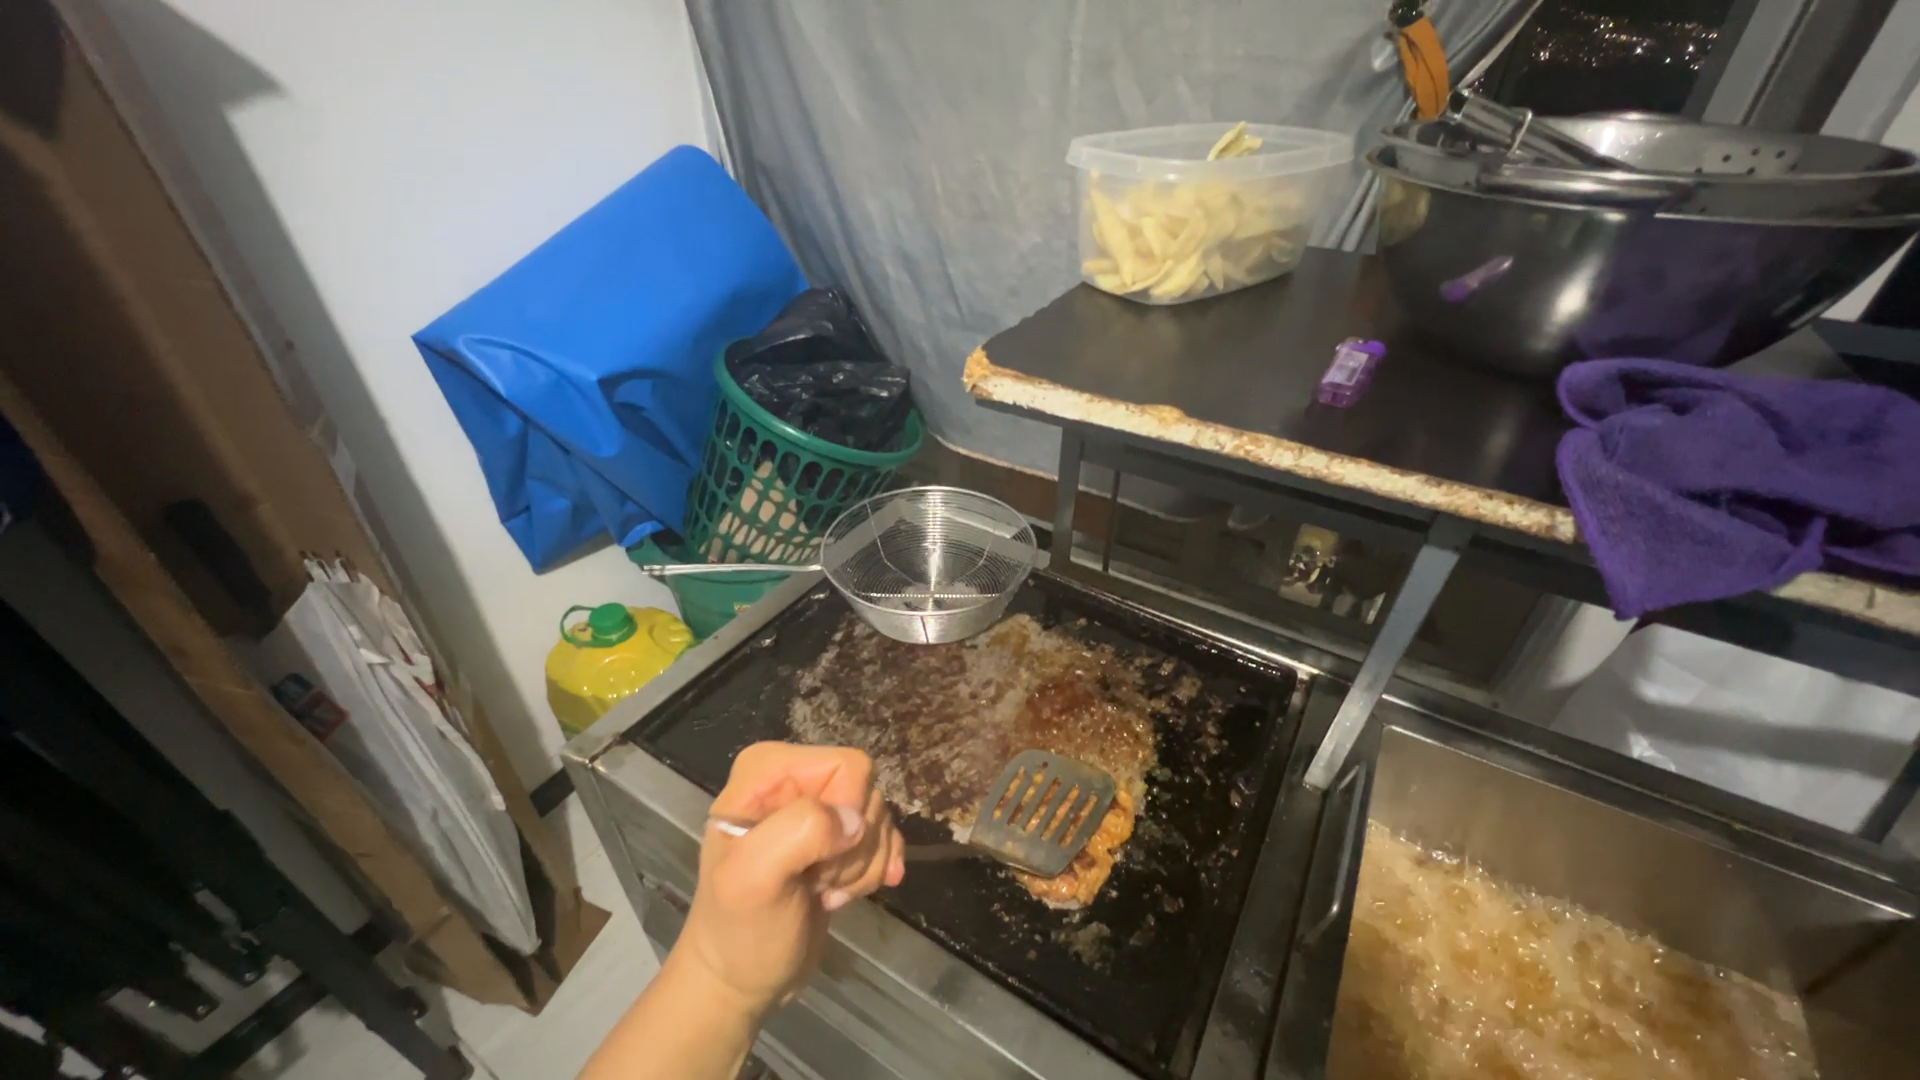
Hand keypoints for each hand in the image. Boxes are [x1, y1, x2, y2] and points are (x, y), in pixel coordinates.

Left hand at [670, 742, 904, 1017]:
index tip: (819, 861)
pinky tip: (846, 895)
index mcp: (768, 769)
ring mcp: (818, 807)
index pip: (849, 766)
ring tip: (823, 892)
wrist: (739, 982)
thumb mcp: (752, 880)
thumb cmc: (738, 933)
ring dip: (863, 865)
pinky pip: (883, 835)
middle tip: (817, 882)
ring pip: (877, 817)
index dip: (849, 815)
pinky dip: (875, 869)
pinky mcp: (836, 837)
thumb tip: (854, 822)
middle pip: (867, 792)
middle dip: (855, 848)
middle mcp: (795, 778)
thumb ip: (799, 832)